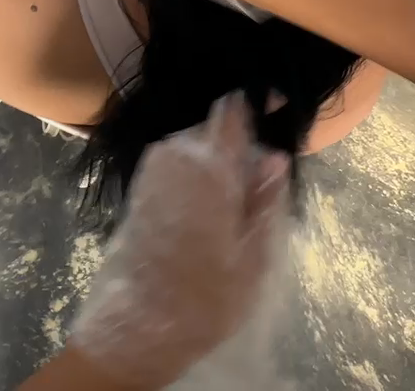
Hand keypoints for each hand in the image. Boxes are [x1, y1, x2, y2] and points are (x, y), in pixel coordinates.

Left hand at [67, 93, 290, 388]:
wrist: (145, 316)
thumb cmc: (208, 292)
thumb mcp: (251, 254)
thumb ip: (262, 198)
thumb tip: (275, 156)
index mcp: (210, 167)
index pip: (231, 112)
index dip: (254, 102)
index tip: (274, 100)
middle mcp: (177, 154)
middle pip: (213, 130)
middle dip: (235, 145)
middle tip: (255, 181)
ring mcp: (154, 165)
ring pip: (192, 144)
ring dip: (213, 159)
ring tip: (229, 203)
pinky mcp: (140, 179)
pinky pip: (175, 158)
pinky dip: (192, 169)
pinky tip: (204, 205)